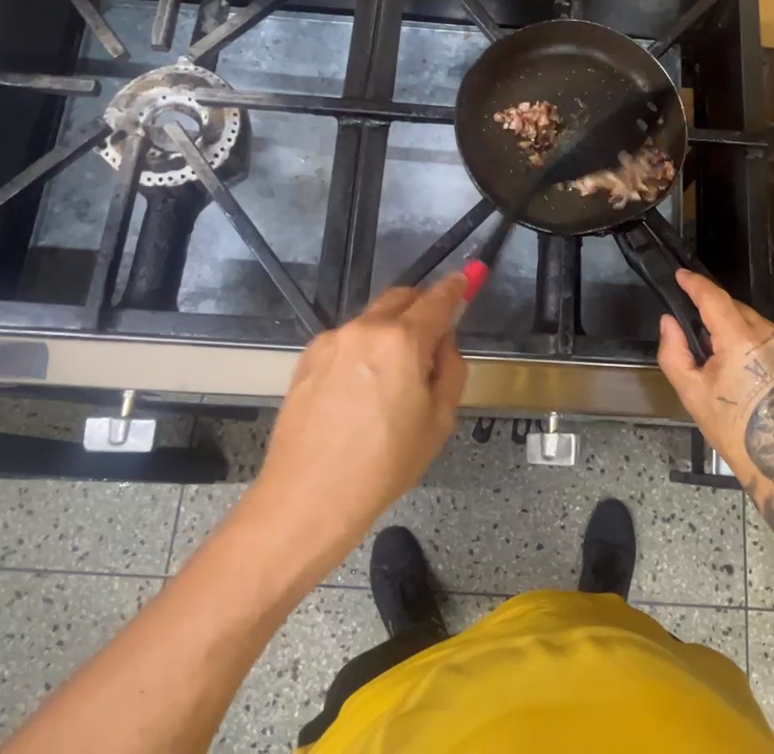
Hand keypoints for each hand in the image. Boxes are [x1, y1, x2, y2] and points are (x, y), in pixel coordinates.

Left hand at [257, 274, 468, 550]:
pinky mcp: (307, 360)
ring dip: (391, 333)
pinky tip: (363, 391)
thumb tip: (443, 344)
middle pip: (400, 299)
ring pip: (372, 321)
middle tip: (436, 337)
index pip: (437, 300)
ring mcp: (330, 342)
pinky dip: (364, 351)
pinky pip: (347, 342)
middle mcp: (364, 330)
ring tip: (395, 380)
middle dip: (421, 307)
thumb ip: (450, 369)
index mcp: (402, 341)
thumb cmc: (383, 465)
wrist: (309, 496)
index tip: (467, 278)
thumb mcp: (439, 421)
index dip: (456, 288)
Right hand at [657, 269, 773, 491]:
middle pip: (737, 309)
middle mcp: (772, 336)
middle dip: (715, 313)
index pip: (715, 298)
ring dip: (737, 329)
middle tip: (697, 332)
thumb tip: (670, 321)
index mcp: (741, 343)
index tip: (681, 275)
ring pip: (756, 323)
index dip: (696, 284)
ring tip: (724, 358)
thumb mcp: (691, 393)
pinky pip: (773, 337)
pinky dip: (757, 342)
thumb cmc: (732, 429)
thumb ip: (673, 351)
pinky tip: (748, 368)